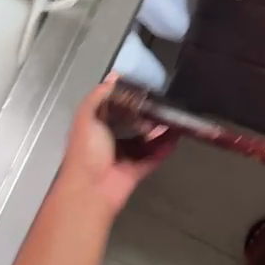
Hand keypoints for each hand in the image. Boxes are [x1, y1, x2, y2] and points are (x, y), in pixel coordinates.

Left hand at [57, 76, 172, 216]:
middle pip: (132, 123)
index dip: (128, 97)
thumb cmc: (86, 148)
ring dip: (159, 129)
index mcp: (96, 126)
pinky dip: (165, 147)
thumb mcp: (87, 115)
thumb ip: (99, 95)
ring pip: (146, 140)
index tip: (145, 86)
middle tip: (164, 100)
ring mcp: (124, 157)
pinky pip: (154, 156)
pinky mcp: (138, 170)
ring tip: (175, 115)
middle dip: (147, 113)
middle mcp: (110, 140)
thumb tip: (114, 76)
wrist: (91, 188)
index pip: (114, 107)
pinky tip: (177, 135)